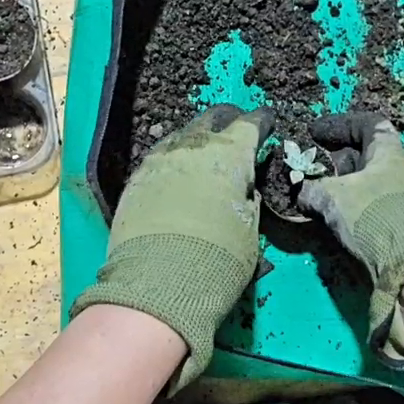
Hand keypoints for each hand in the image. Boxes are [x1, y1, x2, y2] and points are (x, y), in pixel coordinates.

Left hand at [72, 104, 270, 391]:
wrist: (159, 284)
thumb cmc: (217, 259)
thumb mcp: (250, 230)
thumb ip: (248, 198)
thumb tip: (244, 185)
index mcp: (230, 154)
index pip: (250, 124)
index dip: (262, 123)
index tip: (267, 125)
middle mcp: (194, 145)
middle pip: (213, 119)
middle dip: (228, 122)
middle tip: (236, 132)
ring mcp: (160, 158)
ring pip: (183, 134)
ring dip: (198, 139)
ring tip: (204, 152)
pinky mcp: (136, 178)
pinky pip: (160, 157)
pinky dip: (174, 159)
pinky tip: (177, 172)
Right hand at [300, 112, 403, 364]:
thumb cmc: (372, 215)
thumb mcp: (332, 196)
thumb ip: (311, 188)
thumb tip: (302, 192)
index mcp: (390, 152)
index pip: (368, 124)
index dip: (340, 125)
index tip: (315, 133)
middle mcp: (400, 170)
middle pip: (365, 155)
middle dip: (335, 159)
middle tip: (310, 167)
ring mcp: (403, 198)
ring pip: (365, 182)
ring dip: (340, 186)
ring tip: (314, 194)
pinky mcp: (400, 224)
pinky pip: (369, 205)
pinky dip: (348, 206)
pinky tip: (329, 217)